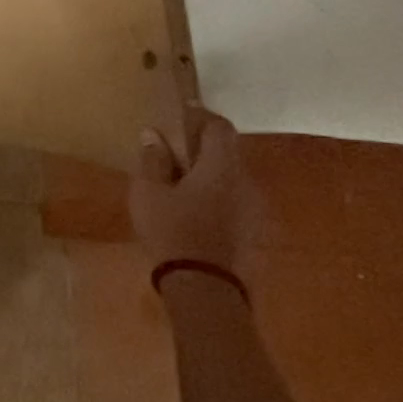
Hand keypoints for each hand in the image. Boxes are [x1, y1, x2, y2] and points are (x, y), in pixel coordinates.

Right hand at [130, 107, 253, 270]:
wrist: (204, 286)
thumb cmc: (172, 229)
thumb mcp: (148, 191)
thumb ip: (153, 160)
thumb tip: (154, 134)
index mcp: (221, 168)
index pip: (220, 128)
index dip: (201, 117)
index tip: (180, 115)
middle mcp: (246, 183)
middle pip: (227, 153)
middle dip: (200, 148)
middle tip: (170, 151)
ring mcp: (254, 209)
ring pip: (230, 178)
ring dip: (207, 174)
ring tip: (177, 182)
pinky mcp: (253, 231)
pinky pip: (233, 201)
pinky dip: (214, 195)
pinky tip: (191, 209)